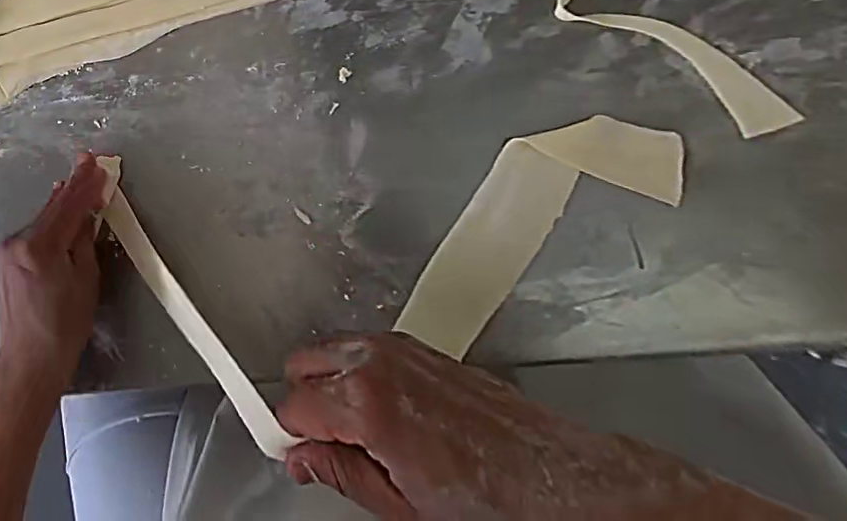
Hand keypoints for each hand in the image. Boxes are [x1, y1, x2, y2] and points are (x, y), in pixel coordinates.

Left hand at [0, 153, 106, 388]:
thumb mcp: (86, 280)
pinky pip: (35, 230)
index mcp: (41, 248)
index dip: (86, 184)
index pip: (69, 206)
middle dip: (74, 185)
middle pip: (54, 206)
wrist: (27, 362)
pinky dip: (51, 218)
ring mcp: (9, 249)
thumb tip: (86, 214)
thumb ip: (84, 240)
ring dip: (63, 200)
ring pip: (44, 217)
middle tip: (89, 160)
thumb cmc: (64, 328)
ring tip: (80, 178)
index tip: (97, 164)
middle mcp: (19, 242)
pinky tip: (61, 207)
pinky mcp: (7, 258)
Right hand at [277, 332, 796, 519]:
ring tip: (366, 434)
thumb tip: (302, 459)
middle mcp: (374, 360)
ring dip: (330, 385)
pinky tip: (389, 414)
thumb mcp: (402, 509)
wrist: (559, 479)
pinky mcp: (413, 342)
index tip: (293, 452)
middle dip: (305, 401)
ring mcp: (395, 345)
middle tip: (329, 445)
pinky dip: (358, 373)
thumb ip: (340, 473)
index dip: (288, 434)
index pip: (291, 403)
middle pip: (301, 363)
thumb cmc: (492, 501)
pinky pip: (362, 348)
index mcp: (365, 402)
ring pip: (329, 351)